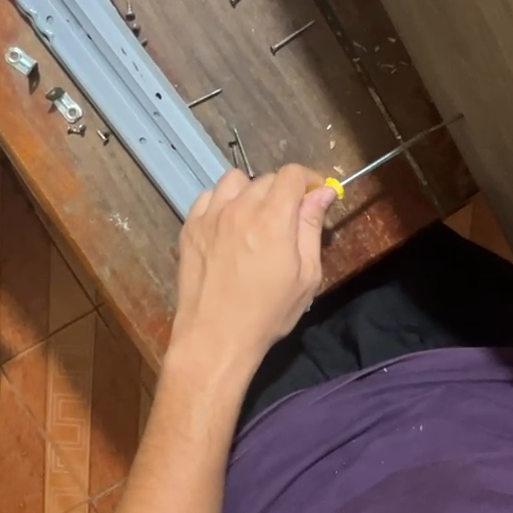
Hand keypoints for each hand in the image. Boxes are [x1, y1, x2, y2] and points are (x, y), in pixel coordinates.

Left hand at [169, 165, 337, 374]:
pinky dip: (222, 202)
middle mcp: (240, 208)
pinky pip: (208, 197)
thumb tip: (322, 193)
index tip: (315, 196)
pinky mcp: (190, 228)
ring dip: (250, 191)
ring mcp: (211, 216)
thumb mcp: (306, 275)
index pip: (292, 174)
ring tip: (255, 216)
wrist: (215, 337)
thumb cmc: (268, 313)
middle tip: (288, 219)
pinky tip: (228, 224)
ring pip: (234, 181)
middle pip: (266, 179)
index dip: (309, 180)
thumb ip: (312, 228)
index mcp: (273, 218)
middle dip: (283, 191)